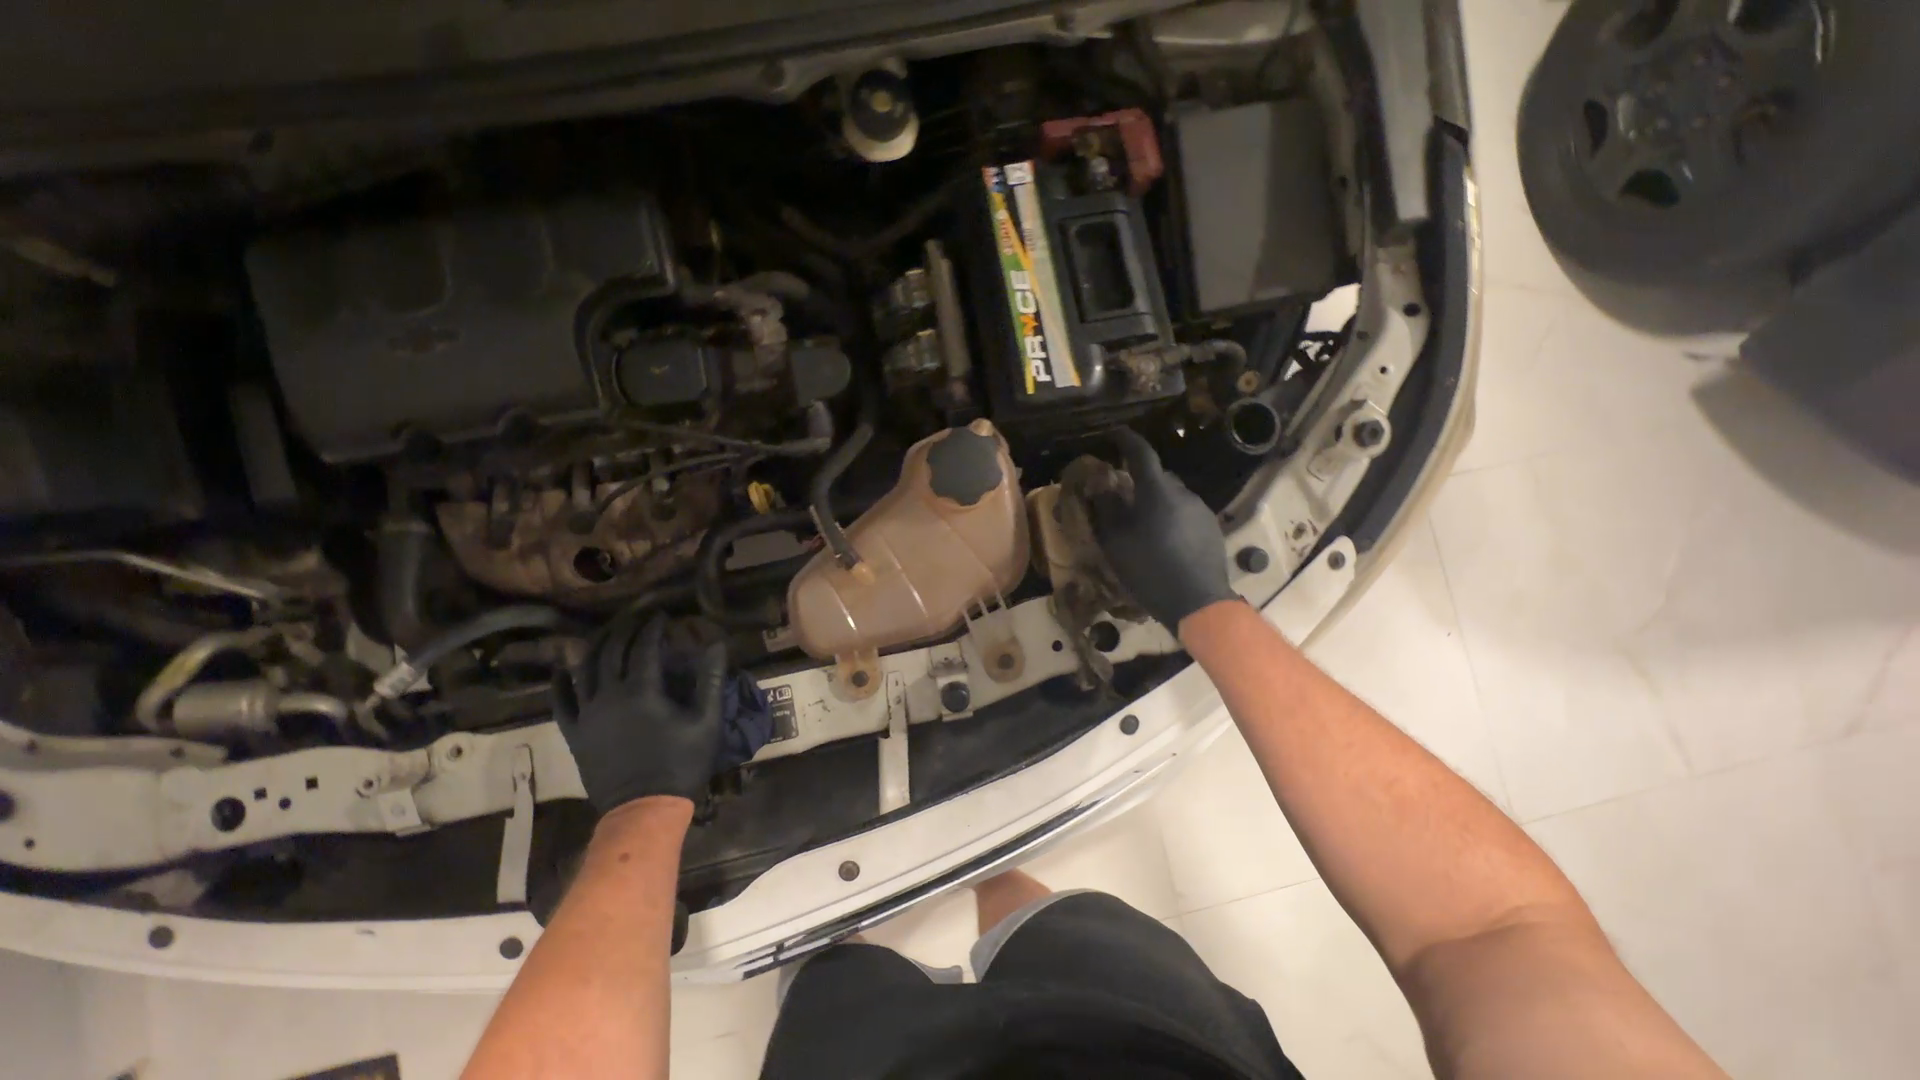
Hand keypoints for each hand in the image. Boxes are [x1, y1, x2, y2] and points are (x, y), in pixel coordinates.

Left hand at [552, 615, 727, 812]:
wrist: (644, 808)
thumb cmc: (682, 764)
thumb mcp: (706, 722)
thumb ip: (711, 680)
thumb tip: (717, 643)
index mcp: (642, 690)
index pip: (644, 647)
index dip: (652, 627)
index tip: (661, 615)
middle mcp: (609, 695)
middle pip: (612, 652)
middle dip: (624, 630)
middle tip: (636, 619)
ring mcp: (587, 714)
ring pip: (585, 670)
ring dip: (596, 647)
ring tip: (606, 635)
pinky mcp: (575, 733)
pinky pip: (562, 702)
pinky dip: (561, 683)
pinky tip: (563, 670)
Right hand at [1091, 428, 1239, 632]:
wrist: (1198, 602)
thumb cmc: (1149, 570)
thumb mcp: (1116, 543)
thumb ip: (1106, 509)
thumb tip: (1101, 486)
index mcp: (1157, 491)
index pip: (1141, 452)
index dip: (1125, 439)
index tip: (1113, 434)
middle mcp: (1183, 493)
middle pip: (1157, 476)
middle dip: (1139, 480)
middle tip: (1121, 495)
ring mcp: (1201, 510)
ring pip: (1172, 496)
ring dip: (1156, 502)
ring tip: (1142, 524)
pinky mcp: (1211, 528)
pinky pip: (1185, 513)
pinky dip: (1171, 518)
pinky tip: (1164, 541)